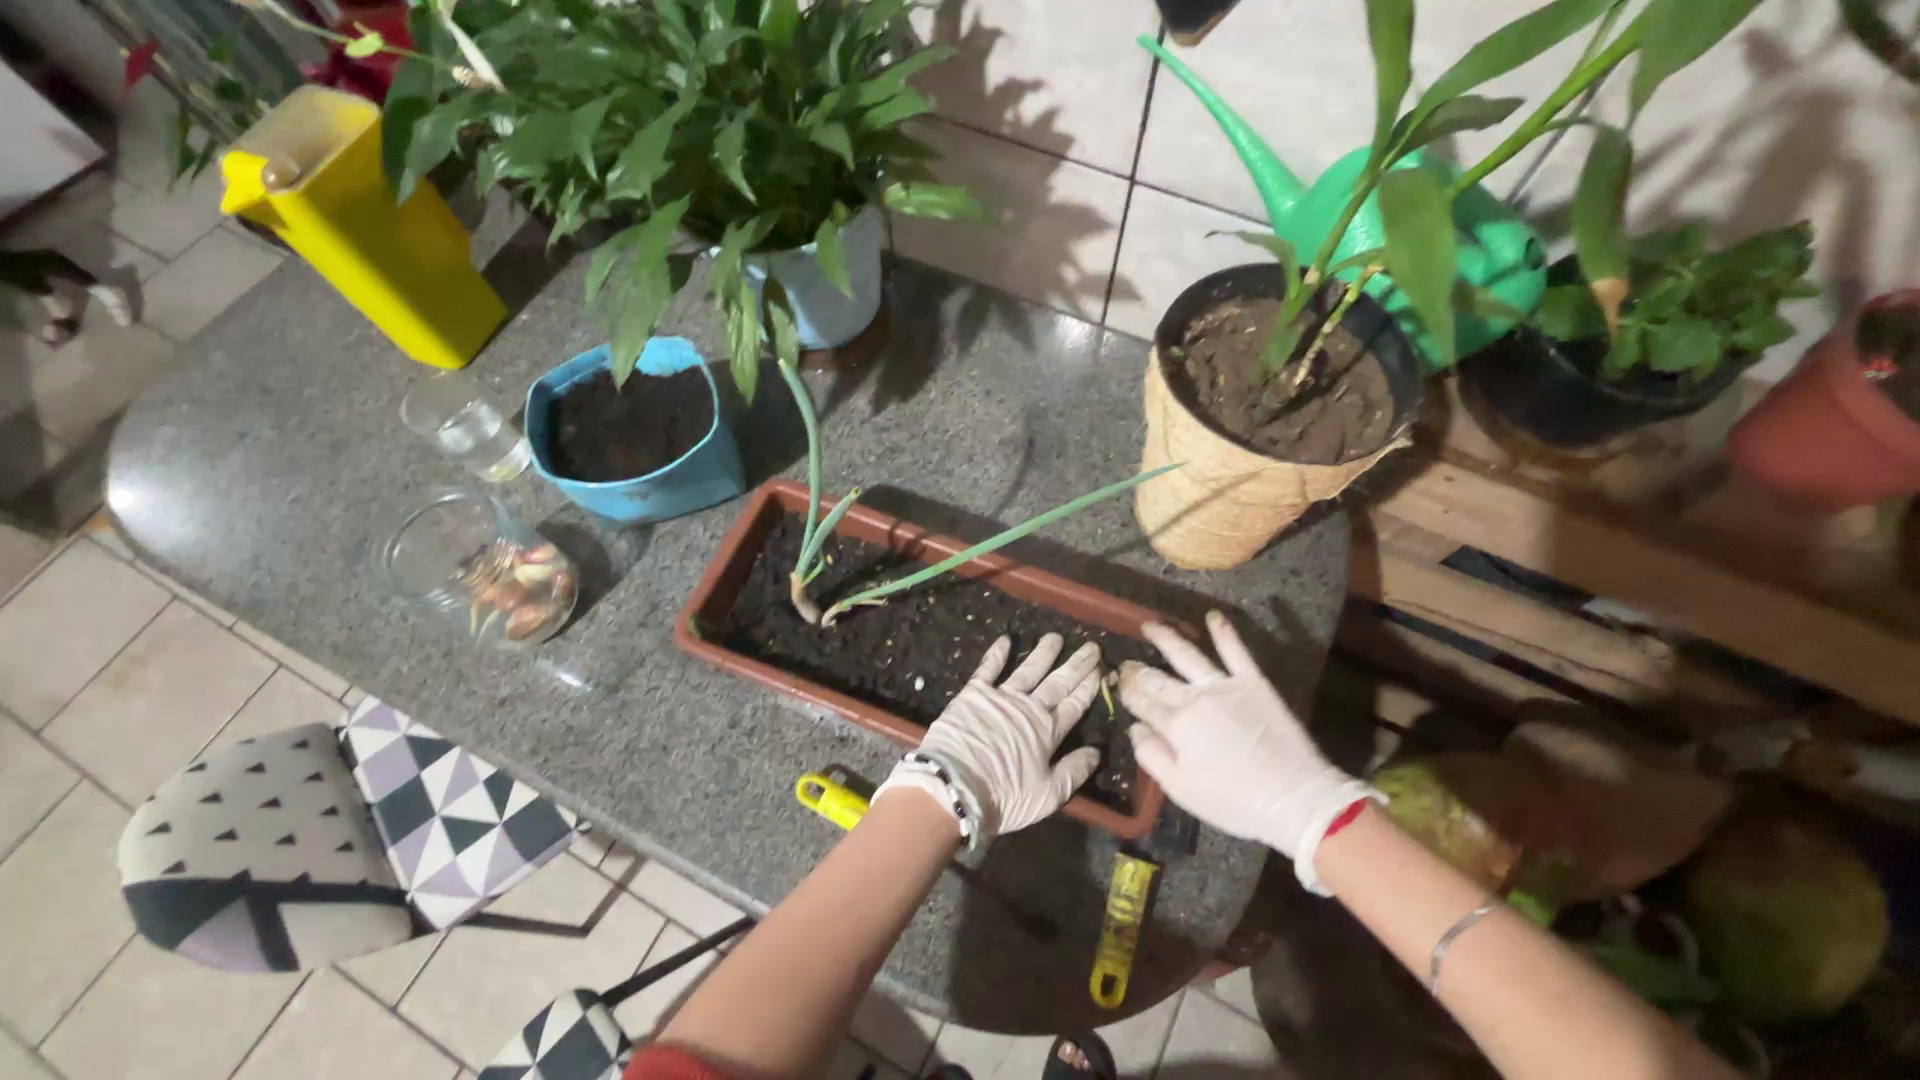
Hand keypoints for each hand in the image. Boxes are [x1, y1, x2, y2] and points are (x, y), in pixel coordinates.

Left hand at [875, 634, 1102, 842]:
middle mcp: (1028, 708)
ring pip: (1028, 670)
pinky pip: (987, 669)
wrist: (955, 787)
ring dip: (1043, 653)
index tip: (1100, 669)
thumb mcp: (1048, 795)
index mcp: (1048, 732)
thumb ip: (1074, 771)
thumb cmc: (1004, 797)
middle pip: (1057, 683)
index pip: (1074, 704)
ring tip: (1056, 637)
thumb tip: (1097, 751)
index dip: (1088, 686)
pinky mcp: (973, 694)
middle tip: (1091, 646)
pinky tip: (1006, 639)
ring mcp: (1000, 698)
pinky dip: (997, 654)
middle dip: (1076, 665)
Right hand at [1119, 611, 1375, 892]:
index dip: (1127, 692)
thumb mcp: (1181, 789)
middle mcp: (1195, 698)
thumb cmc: (1233, 801)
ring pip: (1188, 655)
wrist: (1294, 797)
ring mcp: (1225, 686)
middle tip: (1125, 663)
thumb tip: (1135, 727)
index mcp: (1176, 725)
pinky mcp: (1254, 683)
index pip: (1142, 703)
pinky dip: (1224, 632)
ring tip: (1150, 625)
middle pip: (1158, 679)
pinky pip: (1236, 652)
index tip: (1116, 682)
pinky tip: (1213, 616)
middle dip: (1138, 670)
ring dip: (1167, 638)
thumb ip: (1151, 755)